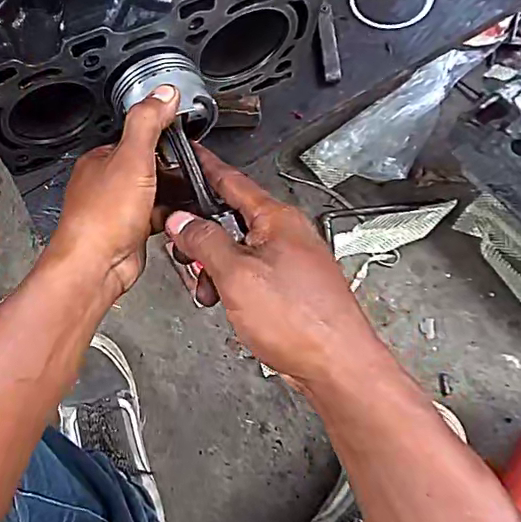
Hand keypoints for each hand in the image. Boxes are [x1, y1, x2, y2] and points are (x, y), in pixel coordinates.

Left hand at [50, 85, 180, 293]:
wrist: (95, 267)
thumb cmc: (101, 219)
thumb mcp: (132, 158)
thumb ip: (148, 123)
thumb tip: (163, 94)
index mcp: (101, 159)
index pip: (136, 136)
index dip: (162, 136)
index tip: (184, 138)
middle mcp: (107, 183)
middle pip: (148, 166)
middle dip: (171, 169)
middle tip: (191, 171)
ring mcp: (118, 209)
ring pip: (154, 192)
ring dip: (172, 193)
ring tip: (189, 193)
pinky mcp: (130, 231)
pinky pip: (157, 216)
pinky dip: (170, 215)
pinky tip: (179, 216)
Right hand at [164, 146, 381, 383]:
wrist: (338, 367)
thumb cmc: (302, 322)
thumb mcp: (236, 275)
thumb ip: (204, 242)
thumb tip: (183, 221)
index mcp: (277, 219)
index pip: (232, 180)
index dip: (205, 167)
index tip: (190, 154)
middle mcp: (287, 234)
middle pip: (230, 219)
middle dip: (201, 237)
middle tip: (184, 251)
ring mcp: (290, 260)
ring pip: (237, 249)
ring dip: (214, 267)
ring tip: (209, 289)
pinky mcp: (289, 285)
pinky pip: (250, 272)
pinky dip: (231, 283)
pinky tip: (226, 302)